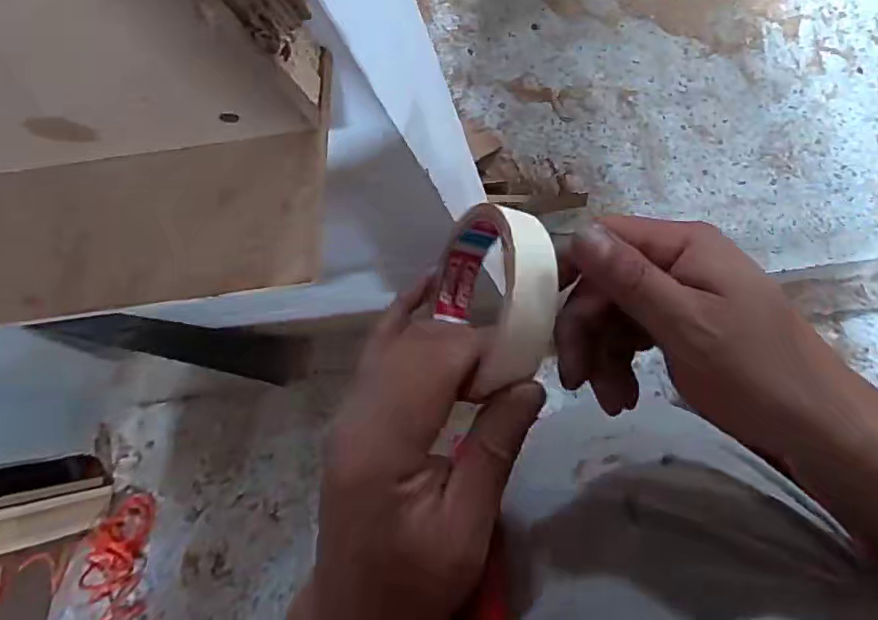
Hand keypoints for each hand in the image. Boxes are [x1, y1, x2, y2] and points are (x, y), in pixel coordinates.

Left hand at [298, 278, 546, 619]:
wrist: (355, 612)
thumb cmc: (413, 581)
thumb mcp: (465, 531)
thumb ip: (495, 450)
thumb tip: (530, 382)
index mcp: (381, 442)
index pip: (433, 360)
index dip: (480, 348)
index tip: (522, 359)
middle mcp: (355, 411)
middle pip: (414, 343)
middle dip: (467, 337)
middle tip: (512, 355)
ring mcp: (347, 407)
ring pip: (395, 337)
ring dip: (443, 326)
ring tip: (486, 329)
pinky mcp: (352, 410)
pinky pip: (378, 348)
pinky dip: (404, 316)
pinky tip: (425, 289)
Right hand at [554, 217, 864, 458]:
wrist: (825, 434)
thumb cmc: (759, 374)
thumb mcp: (687, 326)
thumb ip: (630, 279)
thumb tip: (579, 232)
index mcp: (684, 244)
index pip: (606, 237)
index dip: (573, 271)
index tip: (547, 316)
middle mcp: (679, 260)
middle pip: (607, 279)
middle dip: (587, 327)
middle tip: (576, 378)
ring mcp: (682, 293)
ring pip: (616, 309)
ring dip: (603, 352)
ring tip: (608, 399)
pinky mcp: (685, 325)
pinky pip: (636, 332)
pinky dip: (623, 361)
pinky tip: (624, 396)